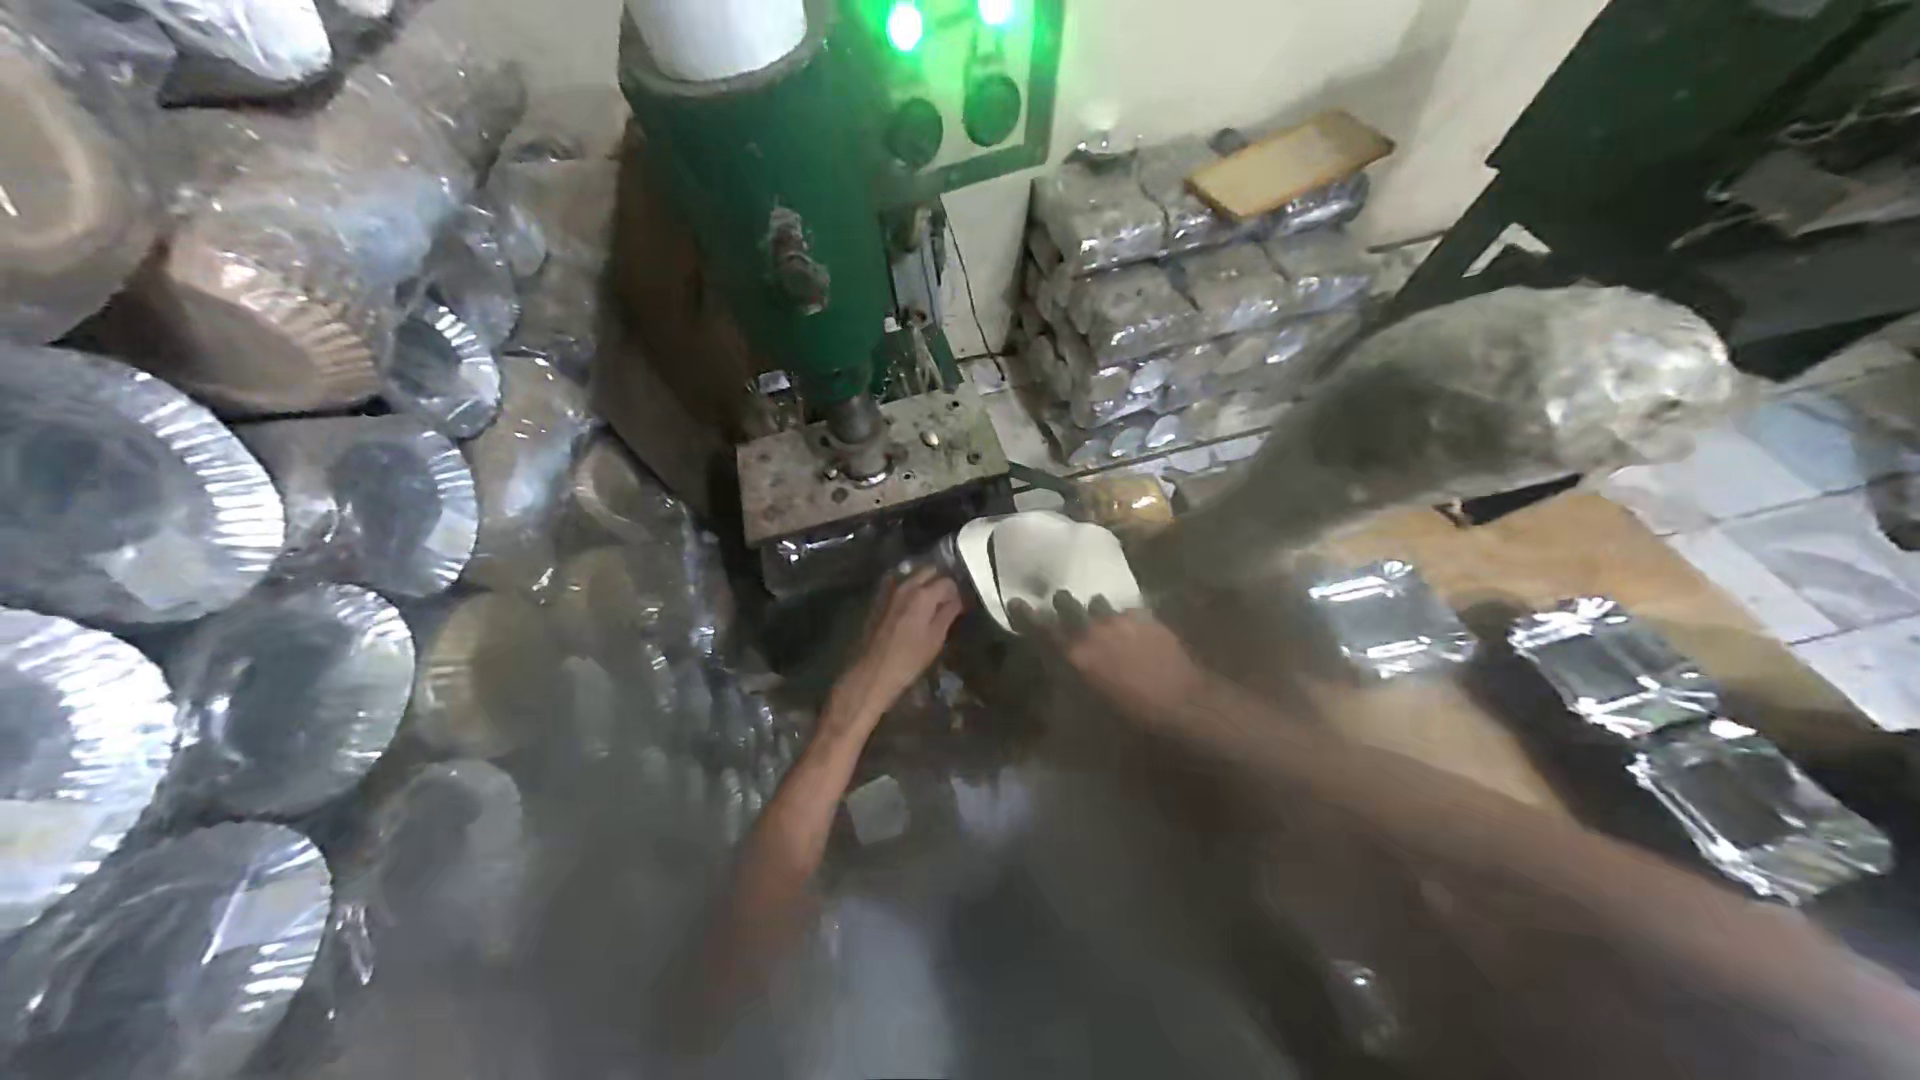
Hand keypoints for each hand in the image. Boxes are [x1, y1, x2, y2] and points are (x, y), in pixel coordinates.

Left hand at [828, 567, 964, 732]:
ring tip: (933, 603)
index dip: (958, 593)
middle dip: (941, 582)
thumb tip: (958, 600)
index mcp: (923, 594)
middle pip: (929, 571)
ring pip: (913, 576)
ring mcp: (889, 591)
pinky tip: (914, 607)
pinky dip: (911, 589)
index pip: (948, 582)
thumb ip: (948, 613)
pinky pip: (900, 585)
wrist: (872, 671)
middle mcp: (905, 585)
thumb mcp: (936, 638)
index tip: (961, 606)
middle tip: (949, 601)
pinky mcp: (879, 599)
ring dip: (925, 583)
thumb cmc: (909, 659)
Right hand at [1009, 592, 1211, 726]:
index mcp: (1074, 654)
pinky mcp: (1148, 619)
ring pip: (1098, 604)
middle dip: (1061, 605)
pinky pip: (1127, 611)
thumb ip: (1070, 687)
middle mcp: (1093, 630)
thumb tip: (1060, 677)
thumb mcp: (1091, 711)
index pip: (1039, 627)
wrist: (1185, 705)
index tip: (1016, 602)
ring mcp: (1121, 620)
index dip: (1024, 614)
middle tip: (1060, 607)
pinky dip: (1124, 619)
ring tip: (1099, 620)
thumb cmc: (1133, 720)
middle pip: (1067, 604)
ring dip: (1095, 611)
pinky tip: (1132, 630)